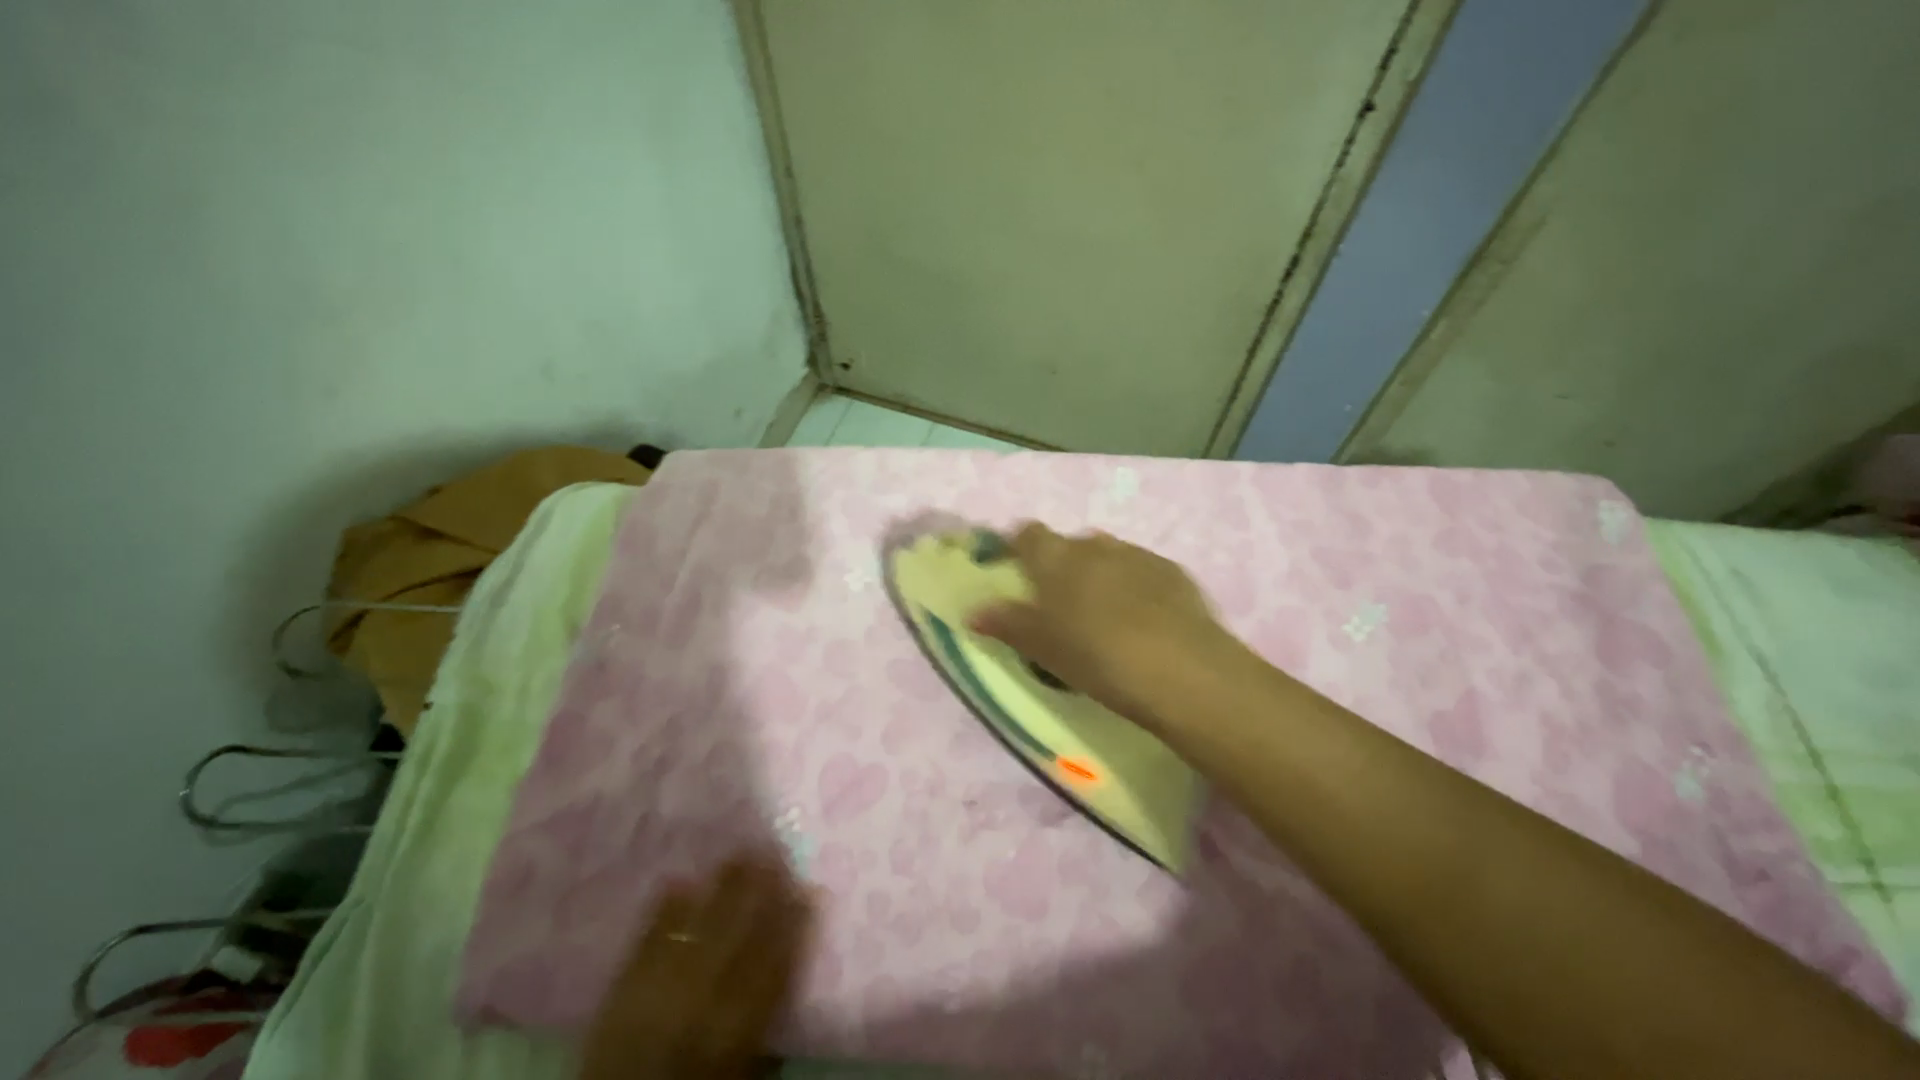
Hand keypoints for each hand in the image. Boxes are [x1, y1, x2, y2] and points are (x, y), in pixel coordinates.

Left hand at [578, 854, 814, 1079]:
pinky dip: (662, 911)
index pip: (773, 968)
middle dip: (756, 892)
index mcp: (737, 1026)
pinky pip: (645, 942)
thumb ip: (762, 1025)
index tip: (807, 889)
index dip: (792, 926)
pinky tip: (679, 881)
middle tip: (773, 850)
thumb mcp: (740, 1071)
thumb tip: (783, 972)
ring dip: (717, 890)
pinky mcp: (621, 988)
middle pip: (735, 938)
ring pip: (696, 930)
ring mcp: (659, 990)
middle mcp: (702, 1001)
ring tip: (737, 853)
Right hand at [970, 522, 1238, 730]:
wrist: (1180, 669)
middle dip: (1062, 566)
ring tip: (1103, 615)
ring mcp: (1138, 555)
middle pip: (1070, 545)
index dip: (1018, 548)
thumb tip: (976, 610)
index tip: (1015, 571)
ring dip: (1101, 576)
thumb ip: (1008, 624)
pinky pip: (1143, 572)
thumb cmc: (1096, 657)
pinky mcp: (1174, 572)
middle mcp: (1094, 545)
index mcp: (1055, 558)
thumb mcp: (1042, 648)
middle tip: (1060, 605)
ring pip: (1109, 556)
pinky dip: (1135, 587)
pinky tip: (1143, 620)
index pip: (1027, 535)